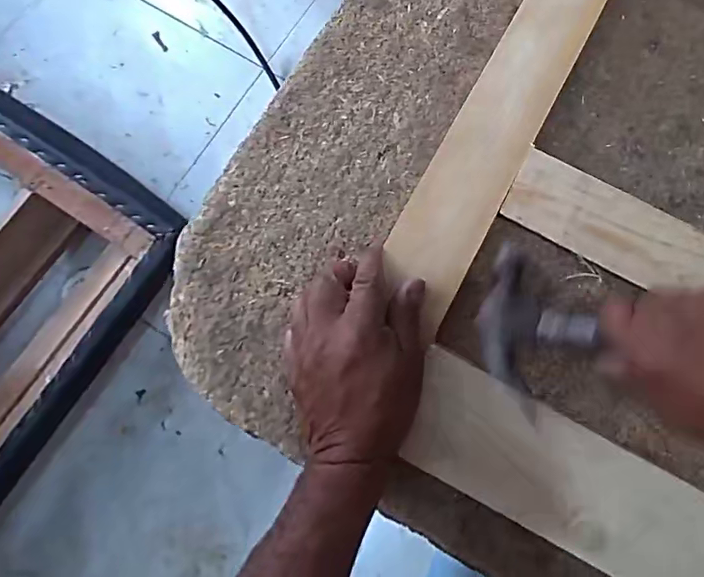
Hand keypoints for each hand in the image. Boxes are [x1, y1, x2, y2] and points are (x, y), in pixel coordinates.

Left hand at [284, 246, 425, 467]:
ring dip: (322, 288)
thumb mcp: (410, 358)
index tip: (379, 248)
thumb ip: (406, 316)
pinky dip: (307, 313)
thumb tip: (410, 282)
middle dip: (342, 269)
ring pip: (303, 300)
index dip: (372, 259)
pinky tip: (323, 320)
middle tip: (361, 274)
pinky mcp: (293, 365)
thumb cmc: (389, 404)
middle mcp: (325, 331)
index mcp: (358, 328)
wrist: (349, 453)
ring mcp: (304, 348)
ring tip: (342, 293)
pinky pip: (292, 326)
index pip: (364, 279)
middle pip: (324, 282)